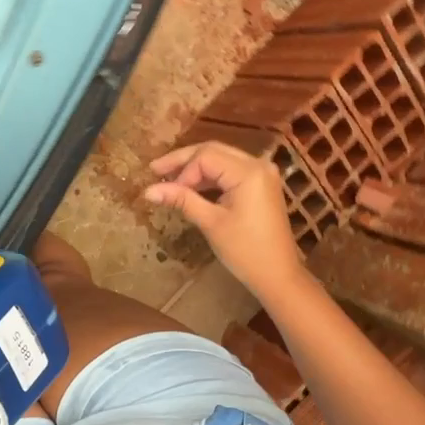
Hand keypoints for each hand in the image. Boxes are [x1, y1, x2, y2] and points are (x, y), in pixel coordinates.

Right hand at [144, 141, 310, 299]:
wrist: (277, 273)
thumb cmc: (244, 251)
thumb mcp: (211, 223)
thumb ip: (182, 200)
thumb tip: (148, 191)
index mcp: (248, 172)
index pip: (205, 157)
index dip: (182, 172)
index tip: (166, 192)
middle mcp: (258, 164)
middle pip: (213, 150)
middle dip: (184, 161)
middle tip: (155, 170)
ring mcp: (262, 173)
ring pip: (222, 159)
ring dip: (196, 168)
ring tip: (169, 180)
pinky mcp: (261, 184)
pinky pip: (231, 171)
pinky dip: (211, 178)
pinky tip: (192, 188)